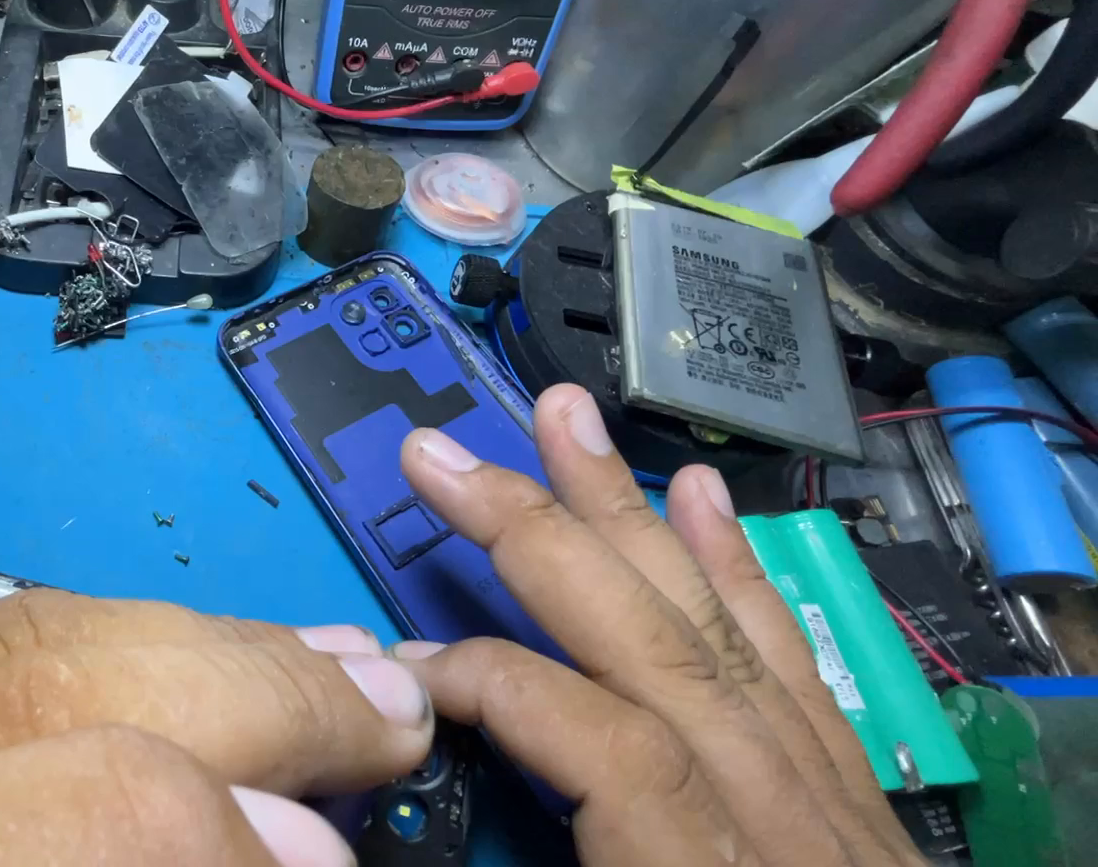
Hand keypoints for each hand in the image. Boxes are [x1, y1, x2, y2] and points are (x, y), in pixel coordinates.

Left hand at [0, 592, 434, 865]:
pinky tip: (183, 653)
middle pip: (34, 691)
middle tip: (381, 708)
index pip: (73, 827)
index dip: (210, 836)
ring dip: (189, 645)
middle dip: (245, 691)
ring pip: (10, 631)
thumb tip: (298, 855)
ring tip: (312, 663)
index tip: (342, 858)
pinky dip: (101, 639)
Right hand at [397, 383, 923, 865]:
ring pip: (713, 623)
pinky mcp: (850, 803)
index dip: (478, 681)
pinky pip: (790, 663)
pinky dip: (735, 566)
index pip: (592, 734)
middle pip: (650, 639)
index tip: (398, 674)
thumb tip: (390, 829)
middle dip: (532, 528)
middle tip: (444, 453)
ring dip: (624, 507)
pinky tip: (704, 494)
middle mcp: (788, 826)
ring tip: (565, 416)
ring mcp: (832, 806)